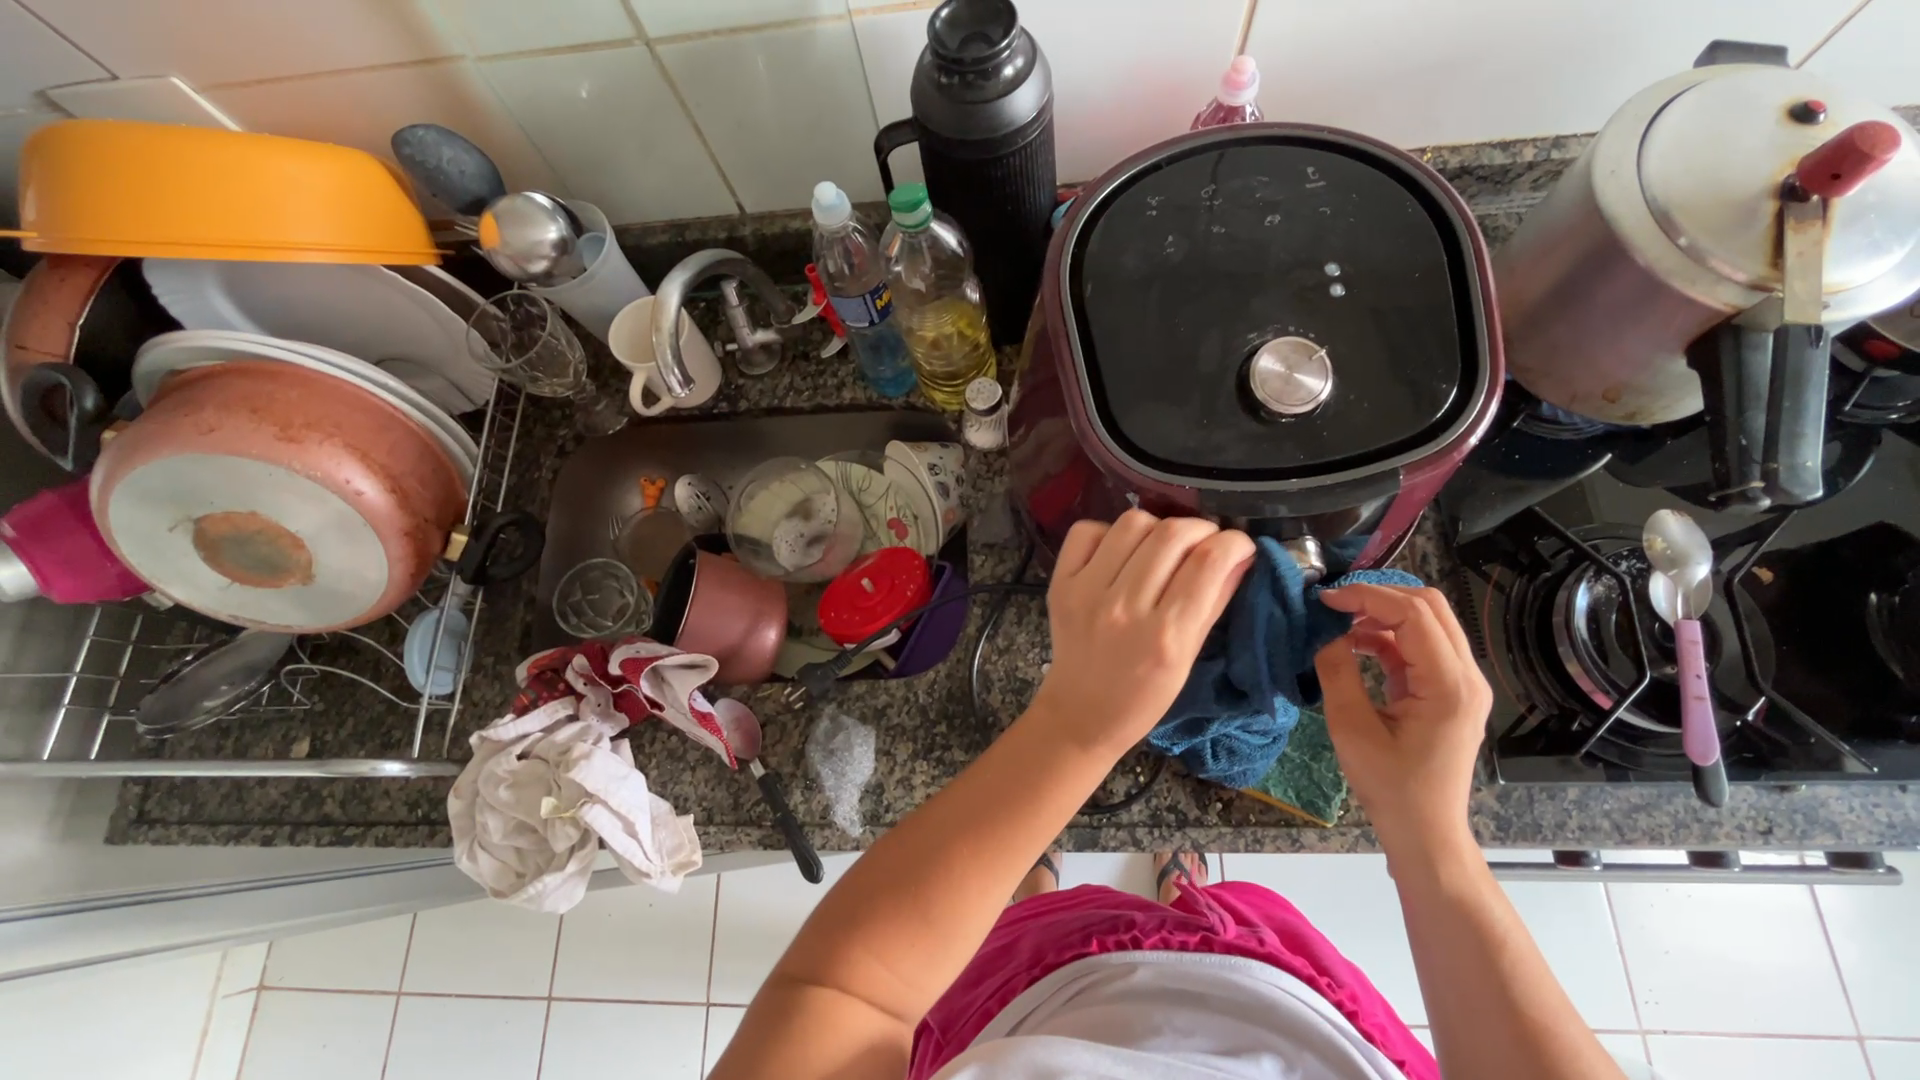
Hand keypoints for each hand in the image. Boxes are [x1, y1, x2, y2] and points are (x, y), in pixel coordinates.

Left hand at [1033, 511, 1253, 750]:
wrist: (1079, 712)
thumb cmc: (1143, 695)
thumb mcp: (1189, 657)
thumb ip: (1215, 601)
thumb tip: (1241, 554)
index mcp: (1165, 635)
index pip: (1208, 562)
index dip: (1234, 542)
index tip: (1239, 545)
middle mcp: (1125, 607)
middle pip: (1172, 534)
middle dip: (1201, 530)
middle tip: (1204, 544)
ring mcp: (1087, 591)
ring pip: (1133, 523)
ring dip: (1158, 527)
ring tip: (1162, 548)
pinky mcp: (1060, 583)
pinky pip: (1086, 530)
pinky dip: (1108, 533)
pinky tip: (1120, 554)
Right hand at [1313, 584, 1491, 855]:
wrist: (1424, 830)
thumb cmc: (1389, 786)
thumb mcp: (1351, 727)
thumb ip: (1337, 671)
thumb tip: (1323, 632)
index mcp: (1449, 685)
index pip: (1414, 614)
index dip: (1367, 597)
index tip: (1325, 601)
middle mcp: (1466, 676)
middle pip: (1429, 607)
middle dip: (1378, 596)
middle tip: (1334, 605)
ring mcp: (1462, 684)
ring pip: (1427, 623)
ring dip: (1382, 616)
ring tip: (1338, 624)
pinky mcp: (1449, 692)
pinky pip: (1421, 647)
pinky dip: (1387, 637)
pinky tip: (1354, 646)